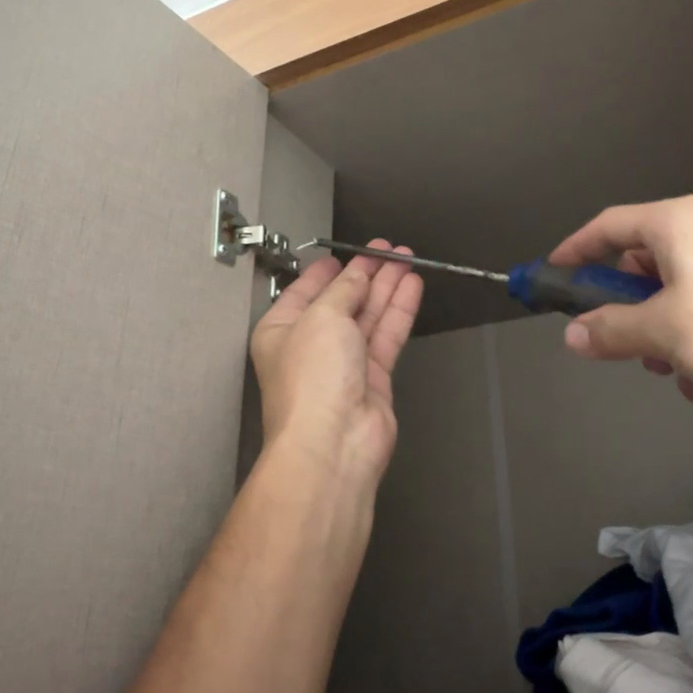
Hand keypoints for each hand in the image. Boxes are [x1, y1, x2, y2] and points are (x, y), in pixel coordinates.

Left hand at [250, 240, 423, 485]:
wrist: (334, 443)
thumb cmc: (312, 379)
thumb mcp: (322, 317)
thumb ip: (344, 290)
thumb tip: (359, 275)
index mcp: (281, 331)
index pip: (305, 291)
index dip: (328, 270)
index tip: (347, 252)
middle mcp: (310, 346)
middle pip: (342, 301)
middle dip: (365, 274)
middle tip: (388, 248)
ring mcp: (343, 364)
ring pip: (368, 316)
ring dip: (386, 287)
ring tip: (406, 259)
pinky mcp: (373, 380)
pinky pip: (386, 336)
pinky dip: (399, 310)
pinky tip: (411, 286)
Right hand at [549, 195, 692, 438]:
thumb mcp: (666, 333)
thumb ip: (612, 330)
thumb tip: (573, 334)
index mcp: (685, 223)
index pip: (611, 225)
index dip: (575, 250)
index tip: (551, 277)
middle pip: (647, 266)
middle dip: (630, 312)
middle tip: (619, 344)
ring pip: (681, 300)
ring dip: (669, 341)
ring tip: (680, 375)